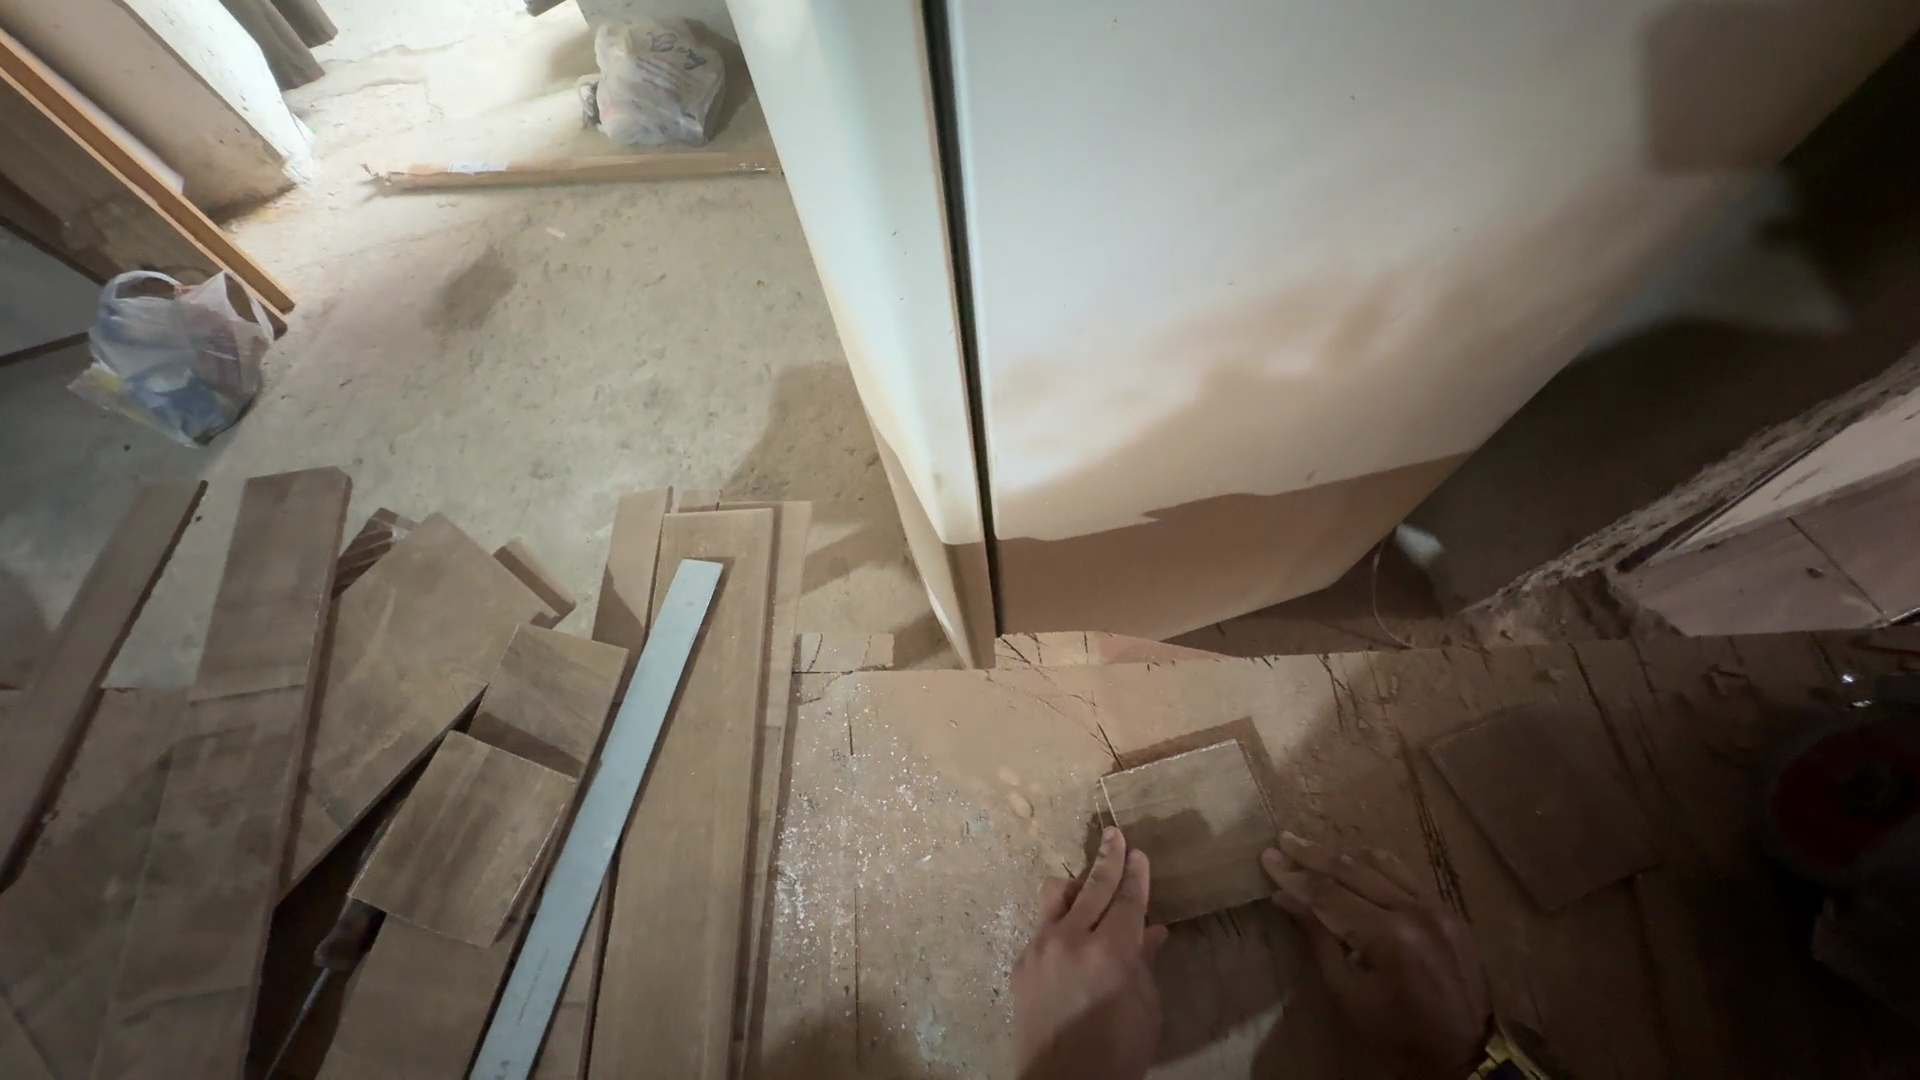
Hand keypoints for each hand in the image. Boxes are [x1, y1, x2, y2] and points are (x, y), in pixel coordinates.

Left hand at [1013, 827, 1169, 1079]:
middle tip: (1115, 835)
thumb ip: (1145, 963)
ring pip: (1056, 894)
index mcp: (1110, 952)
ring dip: (1076, 883)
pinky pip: (1042, 925)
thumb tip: (1153, 931)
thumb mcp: (1146, 1011)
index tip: (1140, 853)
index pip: (1127, 900)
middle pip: (1094, 885)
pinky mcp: (1022, 961)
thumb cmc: (1118, 1053)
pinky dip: (1060, 921)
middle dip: (1108, 858)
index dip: (1136, 875)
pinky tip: (1070, 934)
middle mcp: (1072, 938)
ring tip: (1087, 881)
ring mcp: (1041, 947)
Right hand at [1264, 832, 1490, 1079]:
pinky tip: (1354, 861)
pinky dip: (1374, 864)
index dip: (1294, 875)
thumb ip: (1317, 937)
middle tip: (1283, 840)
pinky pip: (1404, 874)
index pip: (1328, 893)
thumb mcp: (1346, 992)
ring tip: (1312, 848)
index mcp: (1388, 937)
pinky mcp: (1448, 911)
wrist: (1467, 1060)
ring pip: (1379, 863)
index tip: (1267, 857)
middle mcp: (1414, 912)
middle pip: (1352, 870)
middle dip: (1312, 855)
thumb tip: (1285, 896)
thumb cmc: (1397, 1034)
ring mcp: (1436, 908)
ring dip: (1341, 855)